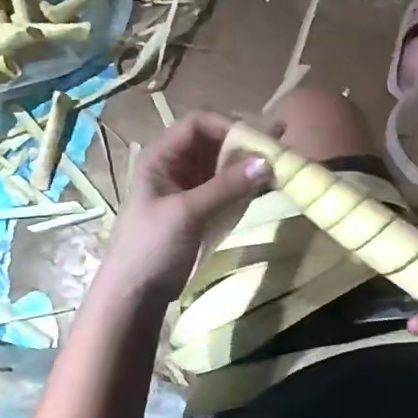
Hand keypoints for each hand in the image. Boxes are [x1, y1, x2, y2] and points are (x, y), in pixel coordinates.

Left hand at [98, 112, 268, 299]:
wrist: (135, 293)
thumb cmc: (151, 246)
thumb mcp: (188, 213)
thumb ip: (226, 186)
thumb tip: (267, 161)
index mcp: (161, 156)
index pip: (198, 124)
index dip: (229, 125)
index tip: (259, 139)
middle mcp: (175, 165)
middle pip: (214, 141)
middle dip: (245, 141)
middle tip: (281, 140)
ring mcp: (188, 188)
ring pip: (223, 165)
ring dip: (249, 162)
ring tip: (282, 160)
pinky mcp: (199, 210)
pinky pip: (226, 188)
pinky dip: (245, 184)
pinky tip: (268, 184)